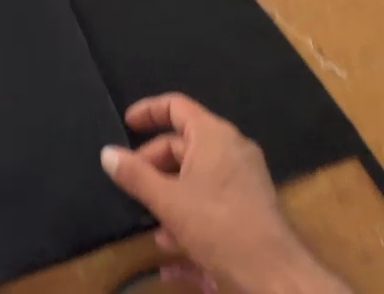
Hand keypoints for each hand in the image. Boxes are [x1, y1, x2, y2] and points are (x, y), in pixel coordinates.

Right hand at [101, 94, 349, 293]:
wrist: (277, 277)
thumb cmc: (219, 226)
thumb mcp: (168, 200)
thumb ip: (135, 175)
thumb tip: (107, 153)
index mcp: (213, 136)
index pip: (175, 106)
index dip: (148, 111)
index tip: (126, 124)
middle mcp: (232, 149)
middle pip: (182, 144)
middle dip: (153, 165)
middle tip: (132, 185)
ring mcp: (245, 178)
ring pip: (196, 175)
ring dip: (170, 195)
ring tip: (152, 225)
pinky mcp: (252, 206)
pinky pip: (212, 198)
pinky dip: (191, 213)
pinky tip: (173, 251)